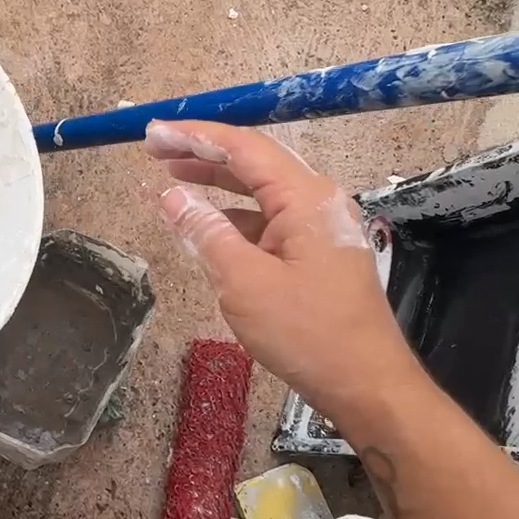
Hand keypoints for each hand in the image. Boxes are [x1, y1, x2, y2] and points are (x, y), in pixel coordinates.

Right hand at [146, 120, 426, 422]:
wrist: (366, 385)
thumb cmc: (306, 332)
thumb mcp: (244, 282)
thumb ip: (205, 233)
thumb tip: (171, 196)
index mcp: (304, 199)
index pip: (244, 148)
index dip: (195, 136)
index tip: (153, 134)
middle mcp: (314, 204)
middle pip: (252, 163)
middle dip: (202, 153)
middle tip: (154, 149)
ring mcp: (315, 230)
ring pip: (258, 193)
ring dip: (215, 183)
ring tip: (171, 177)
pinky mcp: (312, 256)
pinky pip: (264, 222)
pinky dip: (229, 217)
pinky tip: (203, 226)